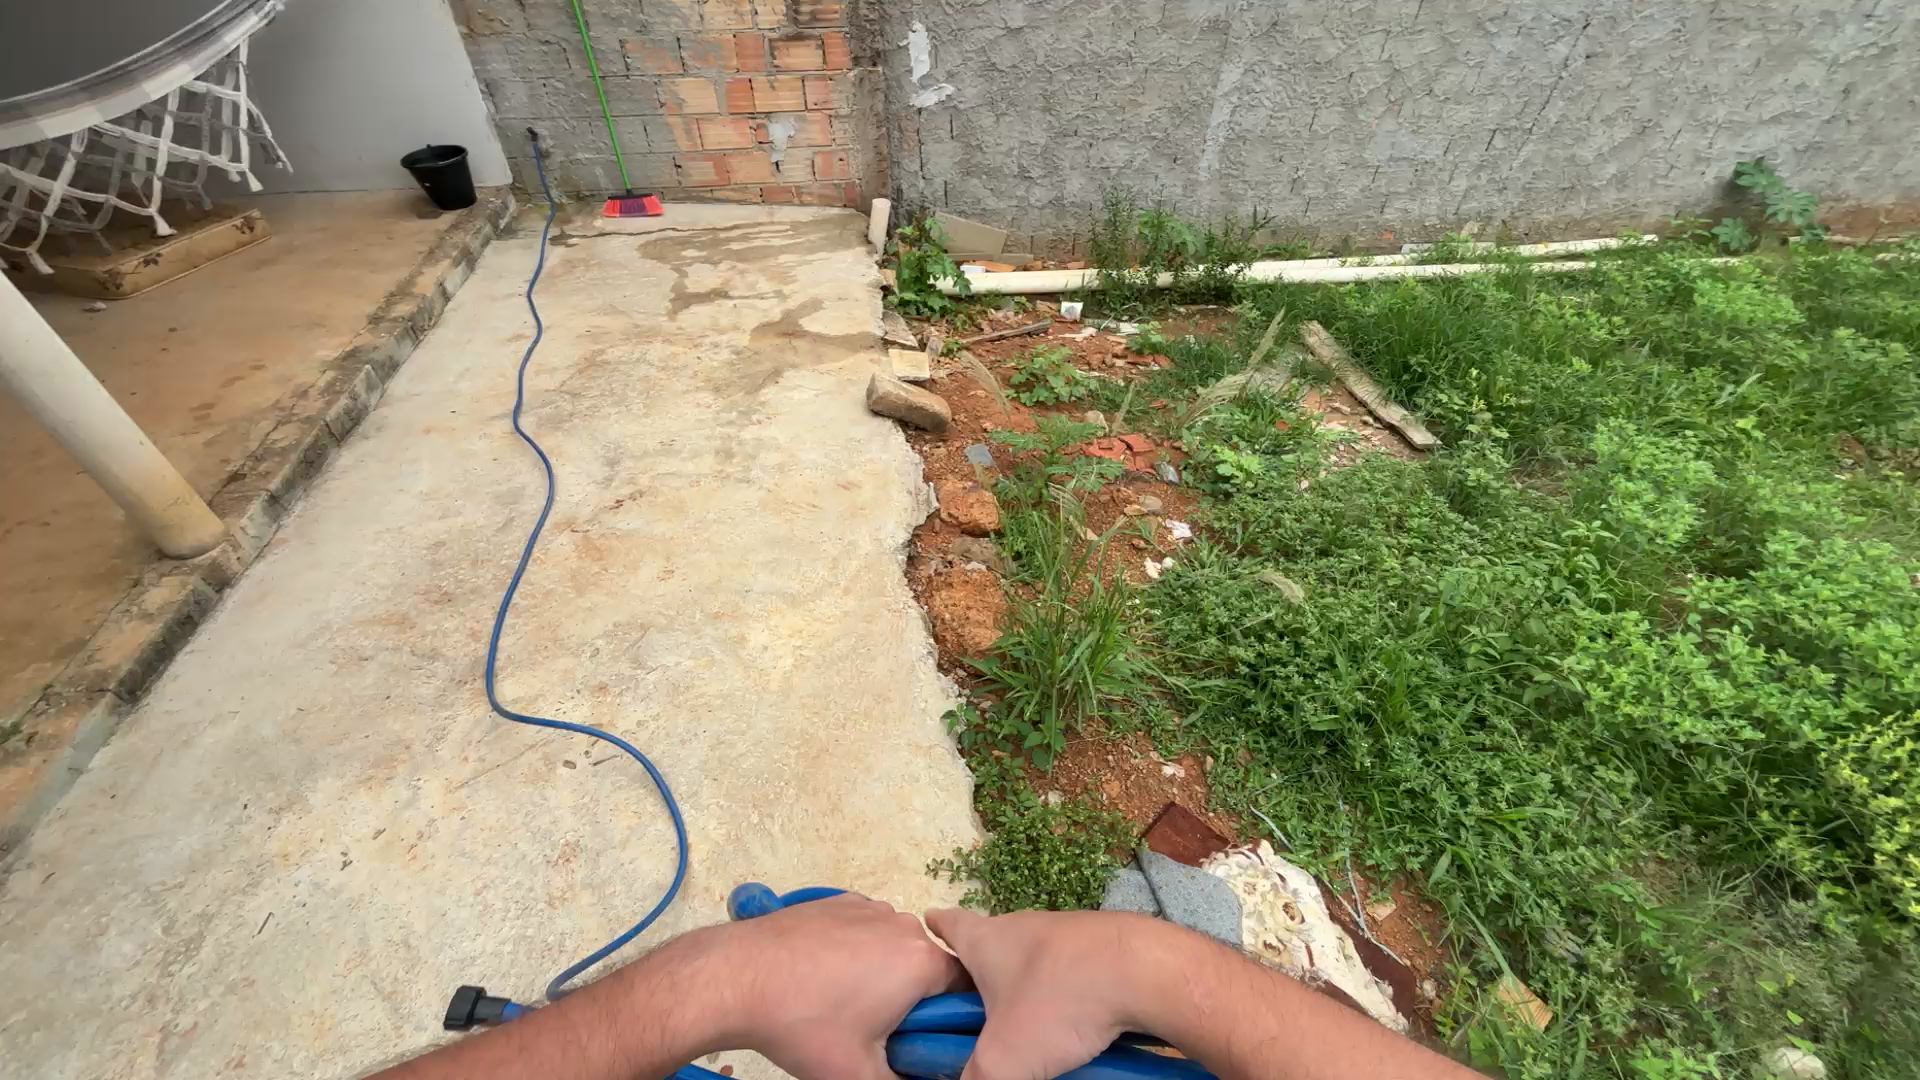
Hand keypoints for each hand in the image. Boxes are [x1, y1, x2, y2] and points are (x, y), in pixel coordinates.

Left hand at [707, 893, 962, 1079]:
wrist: (744, 975)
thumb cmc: (806, 1024)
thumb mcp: (859, 1075)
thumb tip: (919, 1078)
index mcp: (920, 961)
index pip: (963, 985)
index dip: (949, 1014)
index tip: (925, 1035)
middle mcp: (903, 924)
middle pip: (926, 965)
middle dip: (911, 996)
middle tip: (880, 1028)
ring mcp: (870, 906)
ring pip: (894, 945)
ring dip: (884, 972)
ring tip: (845, 1002)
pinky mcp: (841, 900)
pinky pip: (866, 928)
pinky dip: (856, 950)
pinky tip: (823, 975)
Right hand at [925, 909, 1183, 1079]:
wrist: (1140, 970)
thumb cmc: (1057, 1001)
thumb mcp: (1004, 1058)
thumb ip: (974, 1078)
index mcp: (986, 940)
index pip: (948, 924)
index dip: (935, 929)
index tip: (926, 927)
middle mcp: (1019, 926)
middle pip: (988, 943)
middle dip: (978, 971)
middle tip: (969, 1006)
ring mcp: (1060, 932)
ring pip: (1027, 958)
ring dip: (1019, 985)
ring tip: (1019, 1025)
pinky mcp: (1094, 947)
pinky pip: (1063, 970)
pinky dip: (1057, 993)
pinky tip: (1067, 1024)